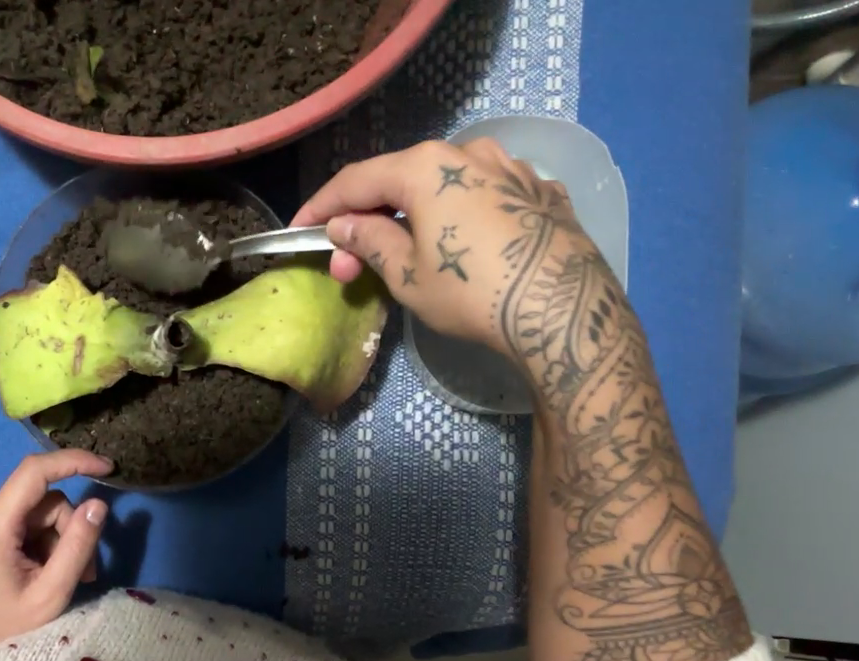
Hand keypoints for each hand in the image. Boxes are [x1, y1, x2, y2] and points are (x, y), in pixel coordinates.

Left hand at [0, 449, 113, 660]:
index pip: (34, 472)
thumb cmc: (0, 632)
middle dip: (67, 531)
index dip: (74, 462)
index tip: (107, 468)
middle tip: (84, 573)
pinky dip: (33, 543)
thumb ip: (77, 547)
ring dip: (52, 541)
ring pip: (29, 514)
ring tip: (58, 580)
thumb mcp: (50, 595)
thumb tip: (98, 505)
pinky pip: (13, 523)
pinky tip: (35, 573)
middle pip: (39, 502)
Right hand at [290, 139, 607, 366]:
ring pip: (445, 187)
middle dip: (368, 221)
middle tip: (348, 267)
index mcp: (425, 167)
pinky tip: (459, 247)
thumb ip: (371, 241)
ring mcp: (510, 168)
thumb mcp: (408, 276)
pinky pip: (484, 198)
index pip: (357, 181)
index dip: (322, 207)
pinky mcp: (540, 193)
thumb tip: (344, 225)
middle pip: (401, 181)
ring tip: (404, 256)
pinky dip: (460, 219)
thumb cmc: (471, 293)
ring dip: (414, 218)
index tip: (298, 231)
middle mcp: (468, 152)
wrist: (560, 308)